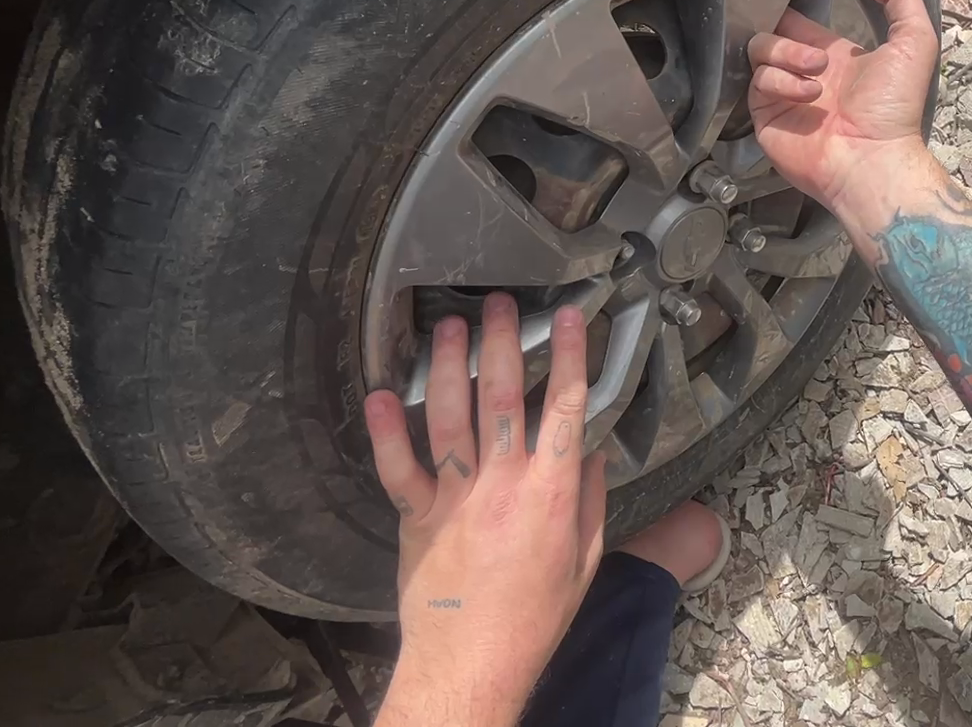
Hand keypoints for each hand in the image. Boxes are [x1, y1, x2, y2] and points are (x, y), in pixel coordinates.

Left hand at [363, 293, 605, 726]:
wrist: (469, 668)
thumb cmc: (538, 613)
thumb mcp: (586, 557)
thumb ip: (591, 497)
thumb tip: (593, 448)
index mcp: (551, 491)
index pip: (565, 407)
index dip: (569, 356)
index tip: (570, 317)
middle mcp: (502, 482)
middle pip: (501, 397)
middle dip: (501, 343)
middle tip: (499, 303)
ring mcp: (454, 497)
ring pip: (448, 418)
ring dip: (447, 367)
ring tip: (448, 326)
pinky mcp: (414, 518)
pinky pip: (398, 467)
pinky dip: (386, 430)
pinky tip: (378, 392)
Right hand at [747, 0, 938, 210]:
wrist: (873, 157)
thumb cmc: (895, 105)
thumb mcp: (914, 39)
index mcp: (835, 55)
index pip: (800, 21)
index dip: (795, 7)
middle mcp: (805, 72)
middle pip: (773, 31)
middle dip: (787, 31)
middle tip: (815, 51)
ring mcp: (782, 93)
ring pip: (760, 49)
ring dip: (789, 54)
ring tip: (818, 74)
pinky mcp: (764, 113)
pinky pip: (759, 81)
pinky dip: (783, 82)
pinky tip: (808, 96)